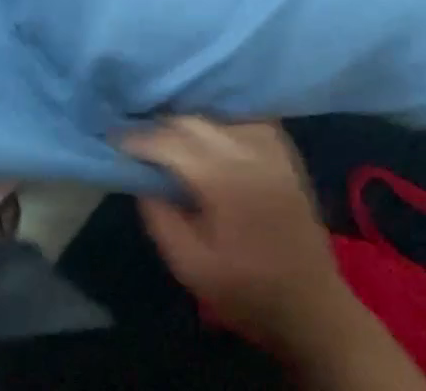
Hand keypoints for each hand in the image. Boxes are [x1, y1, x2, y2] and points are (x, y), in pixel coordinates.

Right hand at [120, 118, 350, 347]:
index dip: (136, 139)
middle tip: (135, 142)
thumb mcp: (188, 265)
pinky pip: (251, 121)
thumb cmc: (247, 291)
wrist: (313, 311)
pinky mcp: (287, 160)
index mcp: (223, 181)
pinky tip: (212, 134)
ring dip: (189, 122)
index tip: (112, 141)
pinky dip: (225, 121)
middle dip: (158, 128)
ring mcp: (273, 155)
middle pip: (192, 122)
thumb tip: (140, 178)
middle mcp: (250, 156)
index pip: (168, 141)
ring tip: (168, 138)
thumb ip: (158, 216)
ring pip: (219, 116)